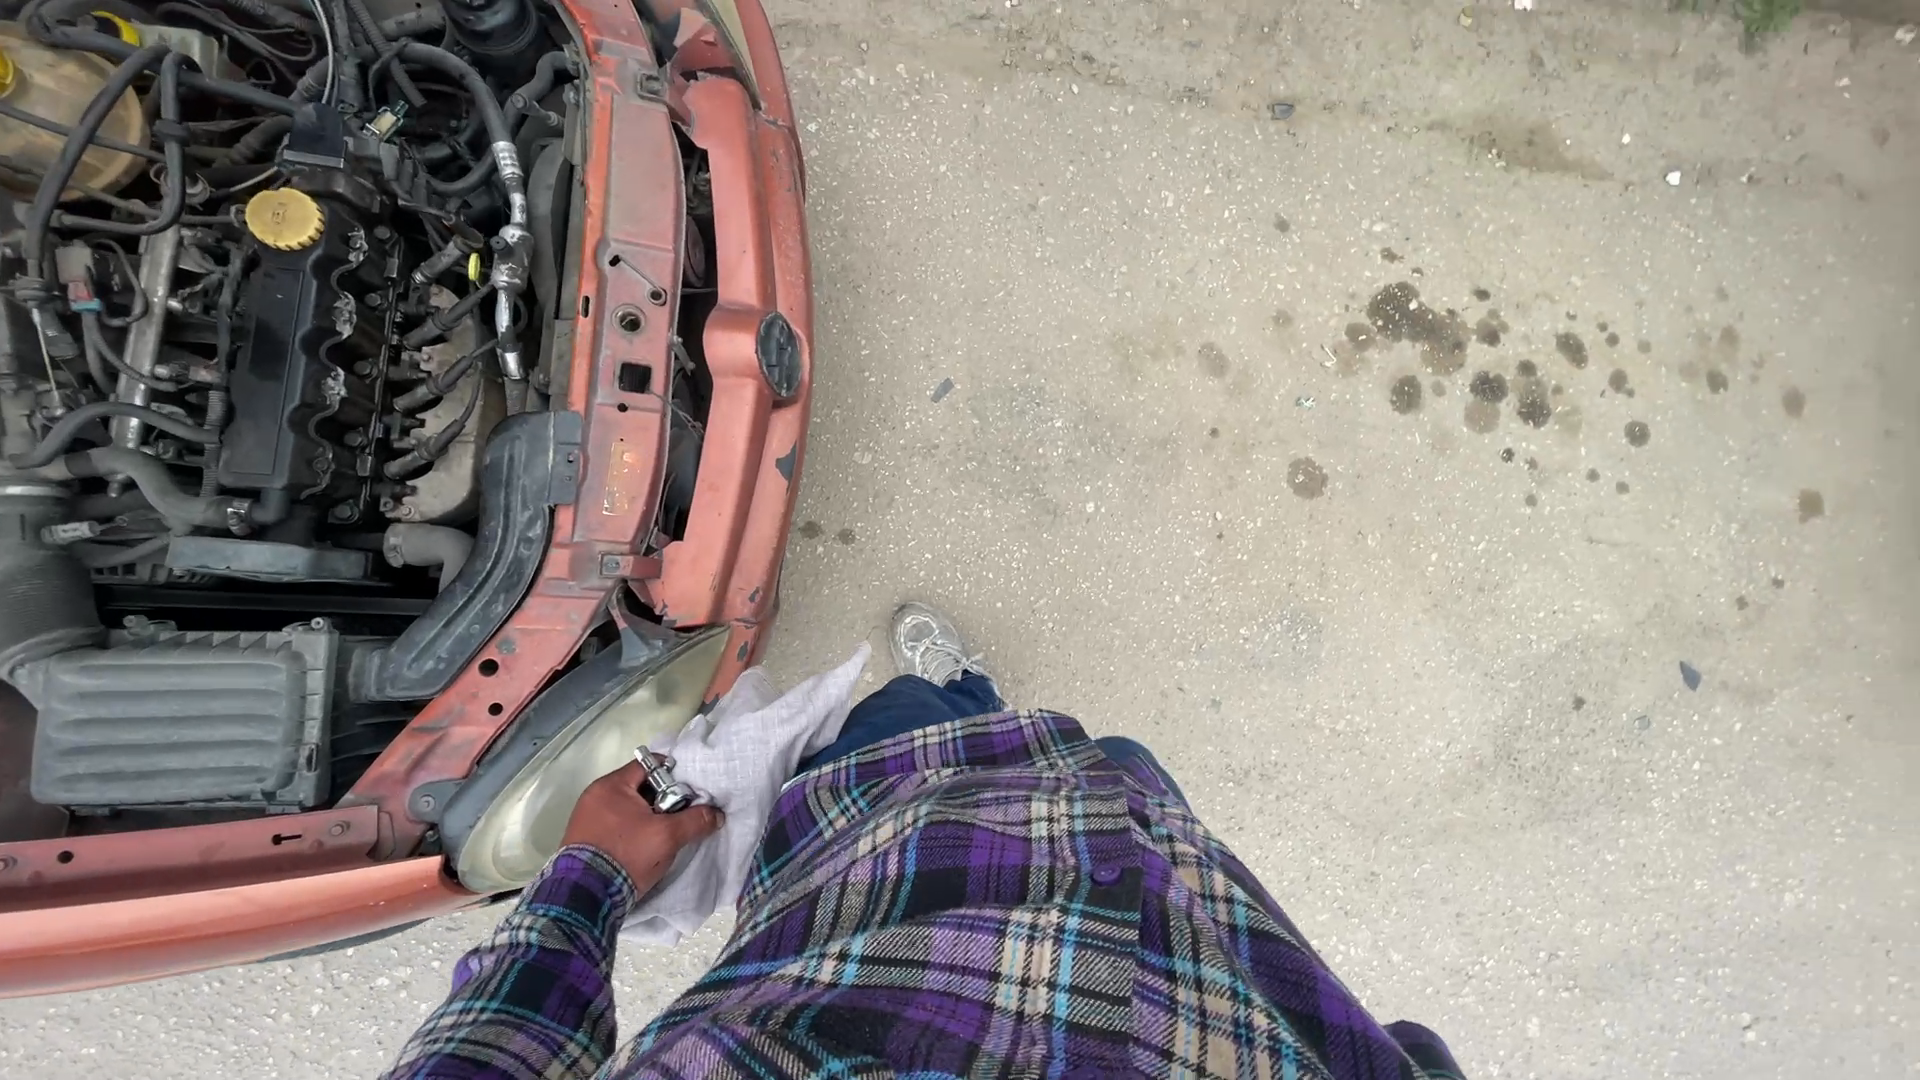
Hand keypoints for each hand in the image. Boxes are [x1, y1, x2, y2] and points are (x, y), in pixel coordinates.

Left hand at [560, 758, 722, 895]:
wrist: (584, 899)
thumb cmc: (626, 854)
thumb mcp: (667, 836)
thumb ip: (695, 820)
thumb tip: (717, 815)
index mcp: (610, 786)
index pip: (649, 765)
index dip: (673, 775)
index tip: (688, 791)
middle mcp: (593, 797)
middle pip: (639, 787)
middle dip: (662, 799)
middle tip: (679, 813)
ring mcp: (584, 819)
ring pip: (627, 809)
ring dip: (646, 818)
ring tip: (664, 833)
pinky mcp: (581, 841)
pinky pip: (614, 826)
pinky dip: (630, 831)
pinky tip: (643, 846)